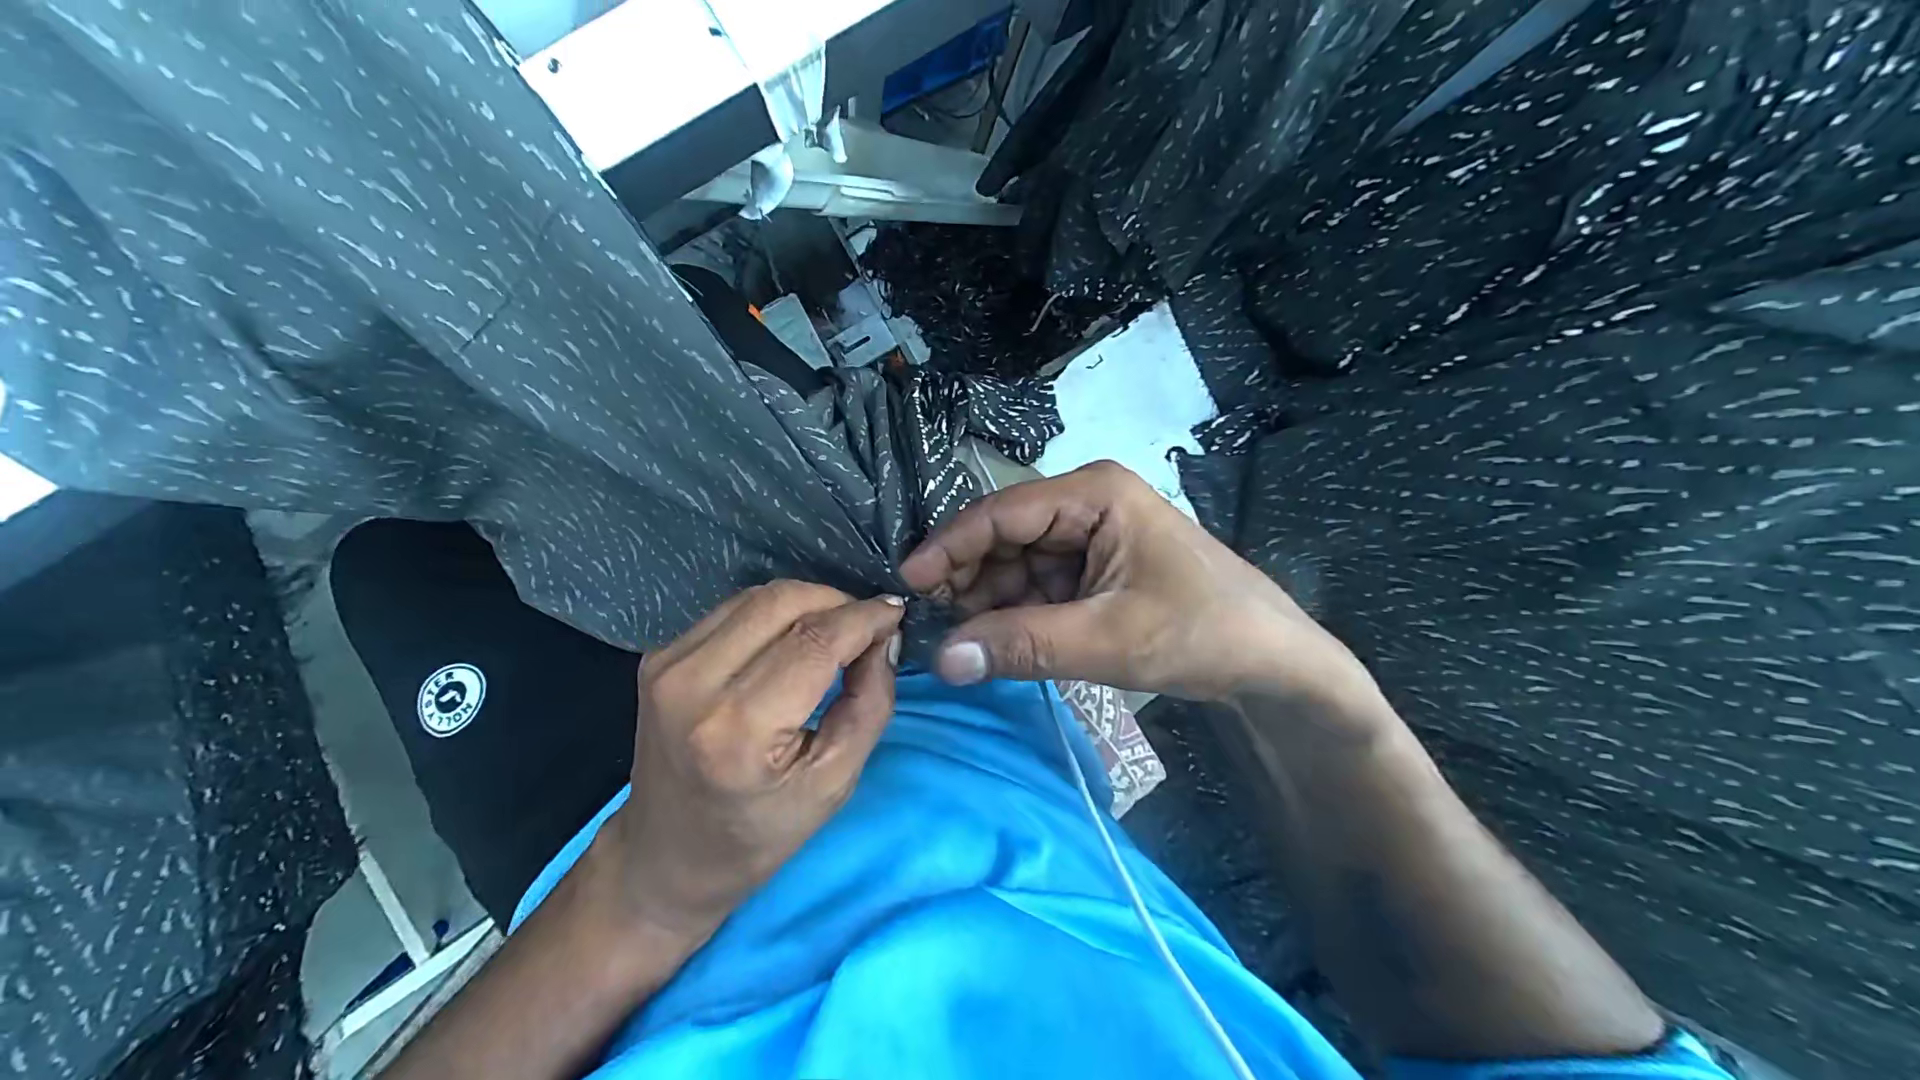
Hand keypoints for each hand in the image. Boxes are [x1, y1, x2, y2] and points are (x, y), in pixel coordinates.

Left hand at [601, 581, 904, 937]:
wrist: (665, 856)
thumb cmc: (759, 833)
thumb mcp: (835, 782)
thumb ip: (870, 703)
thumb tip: (886, 637)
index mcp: (739, 729)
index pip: (816, 641)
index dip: (865, 618)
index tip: (896, 613)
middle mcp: (694, 684)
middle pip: (785, 601)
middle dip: (839, 602)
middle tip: (867, 627)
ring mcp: (668, 664)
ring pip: (759, 595)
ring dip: (808, 603)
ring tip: (834, 633)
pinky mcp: (659, 656)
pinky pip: (733, 609)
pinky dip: (775, 614)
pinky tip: (791, 641)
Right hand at [900, 461, 1378, 707]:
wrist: (1273, 662)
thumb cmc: (1202, 632)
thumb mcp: (1108, 640)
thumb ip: (1021, 646)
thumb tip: (941, 660)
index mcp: (1093, 494)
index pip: (1000, 512)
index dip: (948, 547)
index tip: (906, 585)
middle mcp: (1086, 505)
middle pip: (1004, 537)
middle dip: (969, 581)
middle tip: (932, 626)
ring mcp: (1090, 537)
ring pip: (1017, 565)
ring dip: (989, 603)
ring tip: (965, 643)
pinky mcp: (1095, 570)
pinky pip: (1039, 587)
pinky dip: (1016, 614)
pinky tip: (999, 643)